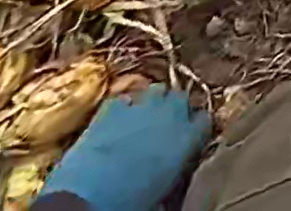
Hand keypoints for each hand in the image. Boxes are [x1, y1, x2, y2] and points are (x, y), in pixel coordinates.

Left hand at [39, 84, 212, 210]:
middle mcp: (171, 114)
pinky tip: (114, 122)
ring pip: (155, 90)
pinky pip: (122, 100)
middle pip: (181, 97)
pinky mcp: (112, 109)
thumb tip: (176, 167)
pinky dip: (121, 109)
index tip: (189, 136)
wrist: (86, 202)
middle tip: (163, 126)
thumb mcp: (164, 190)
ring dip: (151, 102)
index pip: (204, 119)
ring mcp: (141, 107)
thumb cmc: (130, 203)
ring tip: (141, 119)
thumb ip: (177, 167)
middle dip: (174, 108)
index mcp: (187, 137)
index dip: (196, 126)